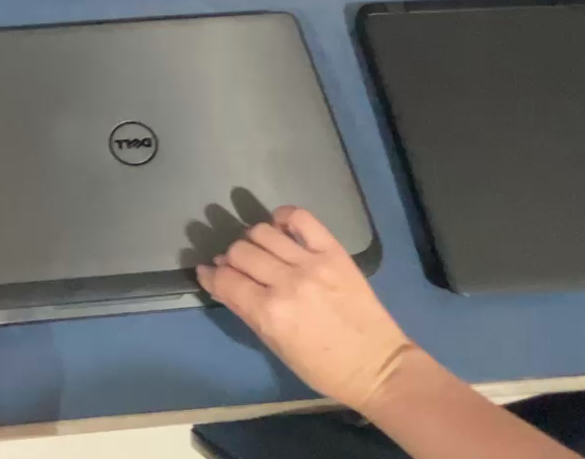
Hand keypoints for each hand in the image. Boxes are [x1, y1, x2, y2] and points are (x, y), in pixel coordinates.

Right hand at [196, 205, 415, 411]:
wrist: (378, 366)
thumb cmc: (323, 367)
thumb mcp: (276, 346)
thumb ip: (245, 309)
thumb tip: (218, 279)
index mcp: (270, 313)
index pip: (225, 280)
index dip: (210, 275)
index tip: (207, 271)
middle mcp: (287, 282)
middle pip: (240, 251)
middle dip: (230, 259)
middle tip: (237, 268)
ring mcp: (311, 263)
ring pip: (263, 232)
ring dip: (253, 240)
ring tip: (260, 251)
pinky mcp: (333, 251)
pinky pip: (300, 218)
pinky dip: (283, 217)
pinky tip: (280, 228)